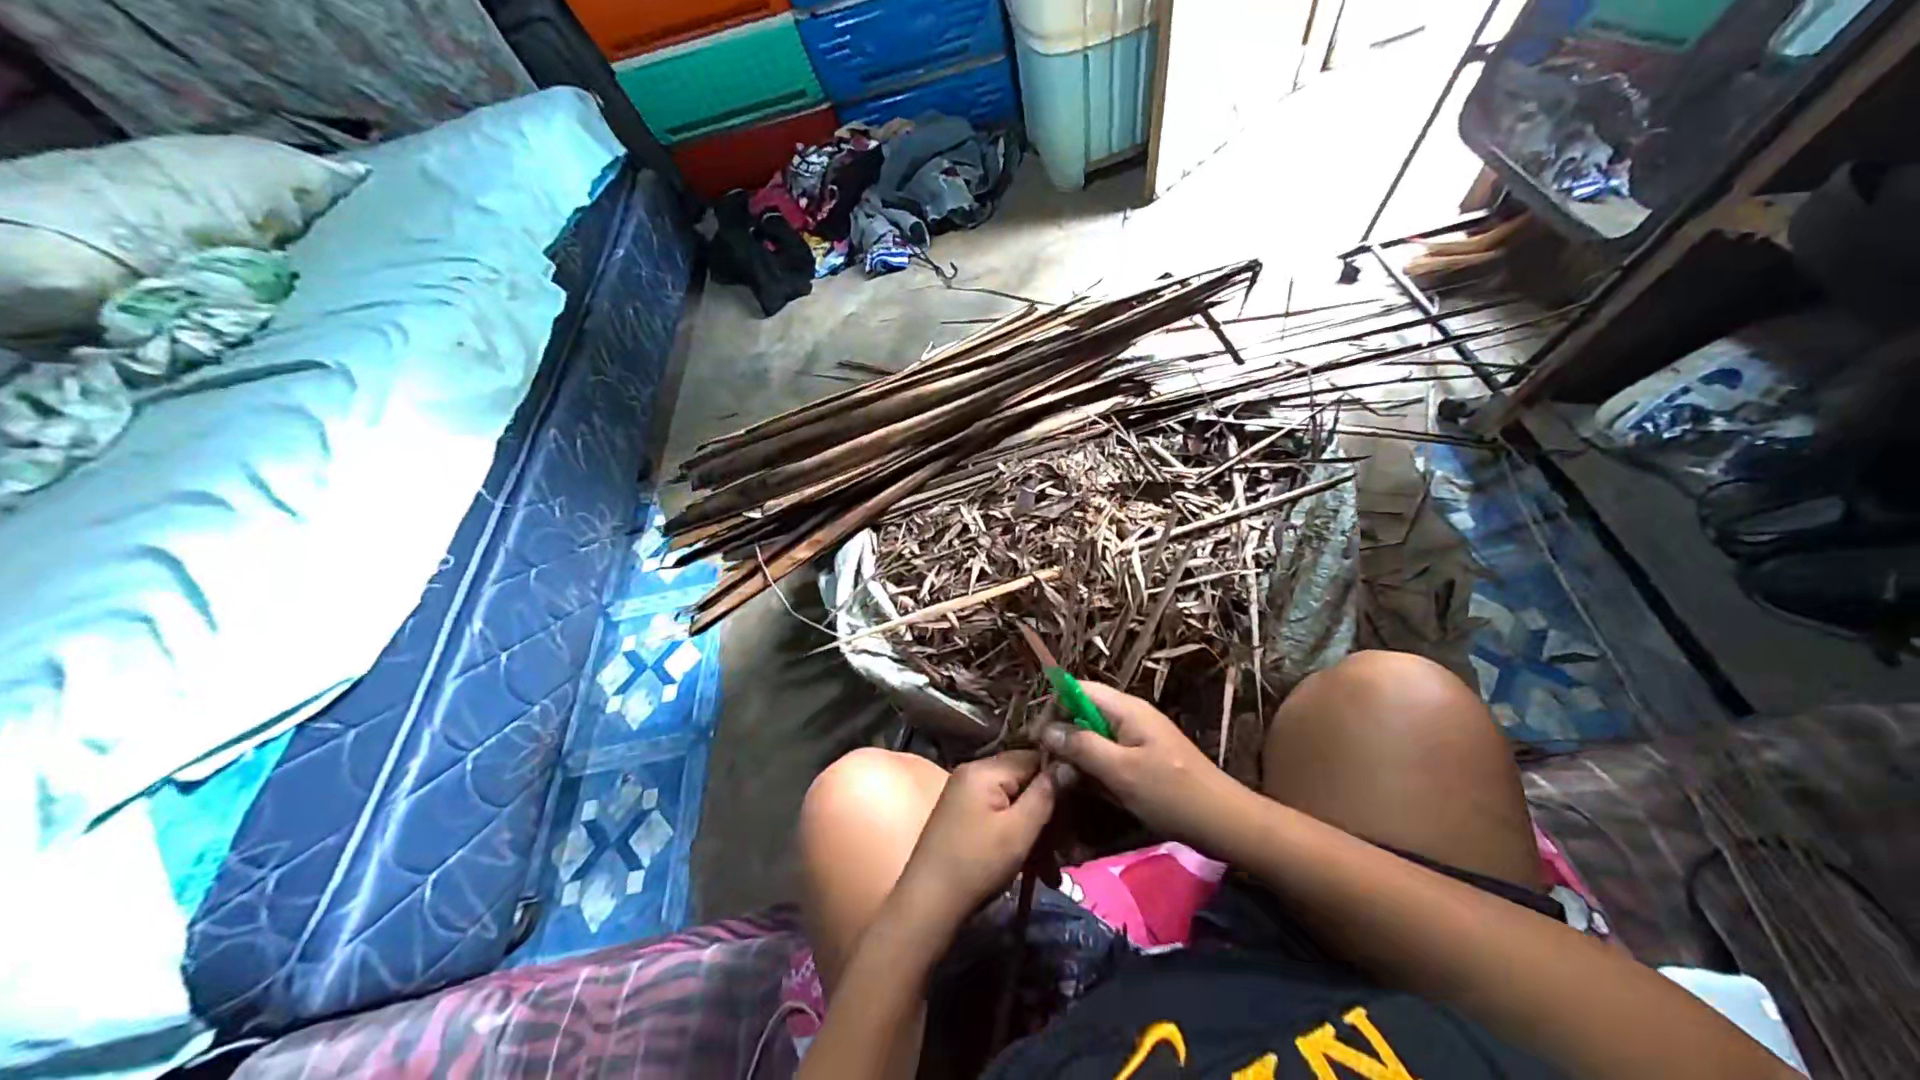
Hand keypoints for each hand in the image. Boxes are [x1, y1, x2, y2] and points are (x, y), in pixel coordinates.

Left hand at [891, 751, 1057, 931]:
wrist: (928, 904)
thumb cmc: (977, 863)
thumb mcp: (1019, 830)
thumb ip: (1045, 793)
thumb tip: (1067, 764)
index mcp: (984, 769)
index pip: (1034, 757)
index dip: (1060, 778)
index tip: (1082, 804)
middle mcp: (973, 773)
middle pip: (1024, 781)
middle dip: (1048, 813)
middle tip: (1069, 847)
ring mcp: (966, 795)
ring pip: (1015, 803)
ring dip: (1036, 831)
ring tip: (1052, 867)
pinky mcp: (964, 816)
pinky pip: (1000, 816)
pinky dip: (1017, 837)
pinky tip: (1034, 868)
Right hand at [1038, 682, 1244, 849]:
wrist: (1223, 822)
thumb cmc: (1170, 793)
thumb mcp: (1120, 771)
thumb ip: (1081, 746)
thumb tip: (1046, 729)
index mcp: (1126, 709)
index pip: (1078, 688)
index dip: (1054, 707)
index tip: (1038, 738)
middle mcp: (1131, 716)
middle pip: (1084, 713)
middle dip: (1065, 737)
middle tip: (1050, 767)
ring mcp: (1138, 738)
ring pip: (1095, 738)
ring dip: (1080, 758)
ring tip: (1068, 782)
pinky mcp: (1143, 759)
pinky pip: (1110, 756)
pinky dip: (1098, 771)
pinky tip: (1094, 791)